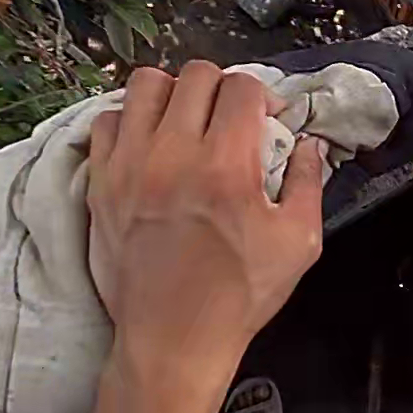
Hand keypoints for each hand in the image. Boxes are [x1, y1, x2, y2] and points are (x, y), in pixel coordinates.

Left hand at [86, 62, 325, 412]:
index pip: (243, 88)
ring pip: (146, 84)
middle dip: (225, 88)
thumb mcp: (300, 242)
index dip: (265, 96)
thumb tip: (312, 144)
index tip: (270, 121)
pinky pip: (108, 119)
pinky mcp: (100, 182)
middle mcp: (174, 153)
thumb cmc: (243, 293)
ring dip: (176, 93)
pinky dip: (134, 119)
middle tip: (234, 119)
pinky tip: (152, 142)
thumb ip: (310, 183)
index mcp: (227, 165)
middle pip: (196, 75)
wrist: (174, 337)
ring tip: (189, 121)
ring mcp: (129, 164)